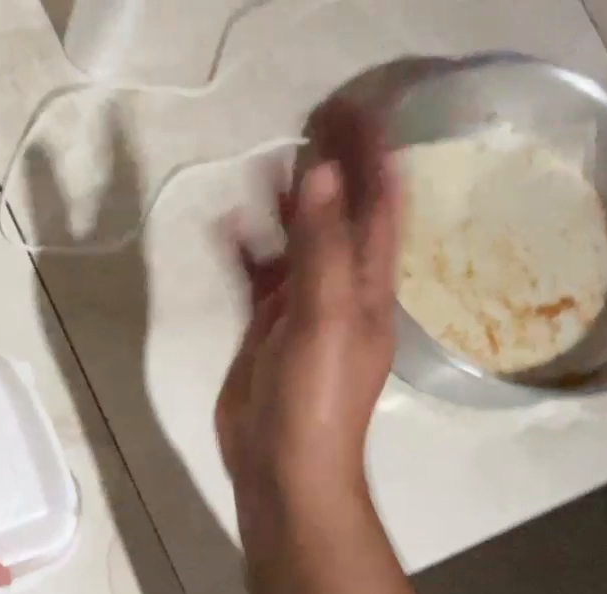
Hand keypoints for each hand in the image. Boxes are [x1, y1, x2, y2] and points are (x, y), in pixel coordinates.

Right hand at [215, 99, 399, 523]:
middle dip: (328, 173)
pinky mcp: (262, 334)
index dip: (373, 160)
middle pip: (337, 219)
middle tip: (308, 124)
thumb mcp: (323, 318)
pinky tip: (227, 228)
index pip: (378, 208)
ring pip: (294, 245)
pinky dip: (245, 252)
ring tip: (264, 164)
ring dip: (283, 208)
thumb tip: (319, 174)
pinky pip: (256, 280)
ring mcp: (298, 312)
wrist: (283, 467)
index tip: (356, 113)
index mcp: (366, 286)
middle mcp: (337, 291)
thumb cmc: (315, 398)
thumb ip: (320, 247)